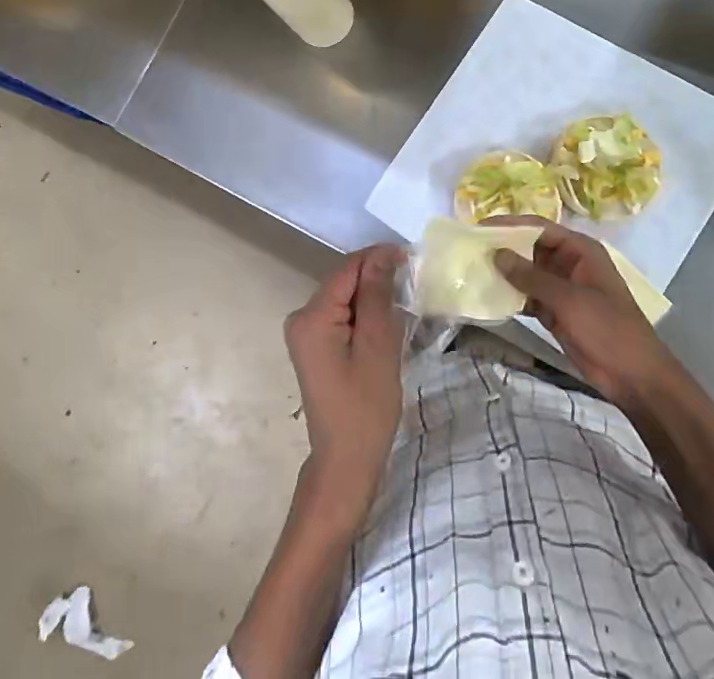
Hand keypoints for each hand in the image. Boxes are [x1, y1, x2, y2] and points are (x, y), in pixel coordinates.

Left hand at [283, 244, 405, 516]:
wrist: (347, 459)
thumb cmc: (366, 405)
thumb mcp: (377, 345)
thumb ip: (376, 295)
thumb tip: (382, 254)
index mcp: (312, 318)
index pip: (346, 269)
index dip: (378, 257)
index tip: (412, 256)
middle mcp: (300, 319)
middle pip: (342, 281)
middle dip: (376, 276)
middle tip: (413, 280)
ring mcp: (304, 334)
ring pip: (343, 298)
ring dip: (372, 295)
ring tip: (404, 299)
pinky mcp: (314, 346)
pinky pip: (340, 316)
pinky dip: (363, 313)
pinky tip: (385, 321)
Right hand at [487, 217, 677, 408]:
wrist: (633, 375)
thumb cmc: (608, 328)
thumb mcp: (569, 300)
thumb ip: (532, 277)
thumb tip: (497, 254)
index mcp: (581, 250)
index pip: (539, 227)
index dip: (509, 225)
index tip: (478, 229)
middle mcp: (570, 263)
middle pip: (530, 248)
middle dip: (503, 249)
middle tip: (468, 251)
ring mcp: (562, 288)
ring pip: (527, 273)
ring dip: (504, 274)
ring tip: (470, 272)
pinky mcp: (556, 312)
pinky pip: (528, 297)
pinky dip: (511, 297)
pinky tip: (487, 298)